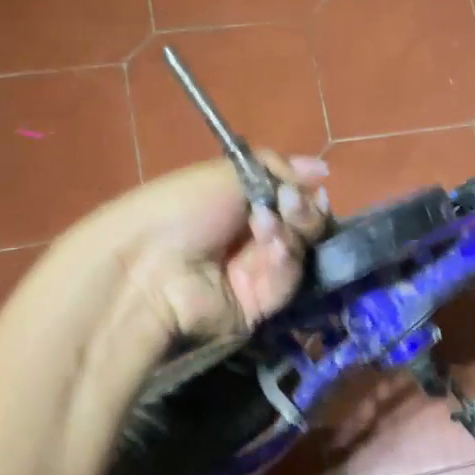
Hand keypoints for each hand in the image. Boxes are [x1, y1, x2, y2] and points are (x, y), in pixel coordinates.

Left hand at [74, 153, 331, 347]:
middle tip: (288, 205)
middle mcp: (251, 240)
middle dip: (302, 213)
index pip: (292, 201)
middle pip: (304, 228)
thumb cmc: (180, 209)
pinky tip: (270, 251)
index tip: (308, 186)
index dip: (305, 194)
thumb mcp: (225, 173)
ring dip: (287, 235)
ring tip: (263, 227)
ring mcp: (257, 274)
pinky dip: (282, 263)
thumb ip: (277, 167)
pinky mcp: (262, 306)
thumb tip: (323, 170)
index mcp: (240, 206)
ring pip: (299, 253)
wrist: (150, 266)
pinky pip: (287, 281)